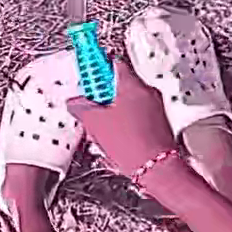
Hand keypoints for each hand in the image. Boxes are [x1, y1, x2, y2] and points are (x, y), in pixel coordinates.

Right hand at [65, 58, 177, 173]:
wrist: (156, 169)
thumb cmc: (132, 144)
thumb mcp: (95, 123)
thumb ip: (82, 107)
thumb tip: (75, 103)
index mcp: (132, 85)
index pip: (112, 62)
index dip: (95, 63)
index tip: (86, 61)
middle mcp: (147, 93)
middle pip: (117, 82)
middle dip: (99, 92)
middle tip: (86, 101)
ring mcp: (154, 108)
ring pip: (124, 99)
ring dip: (108, 107)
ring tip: (97, 123)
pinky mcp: (156, 124)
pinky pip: (133, 114)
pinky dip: (119, 120)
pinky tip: (110, 135)